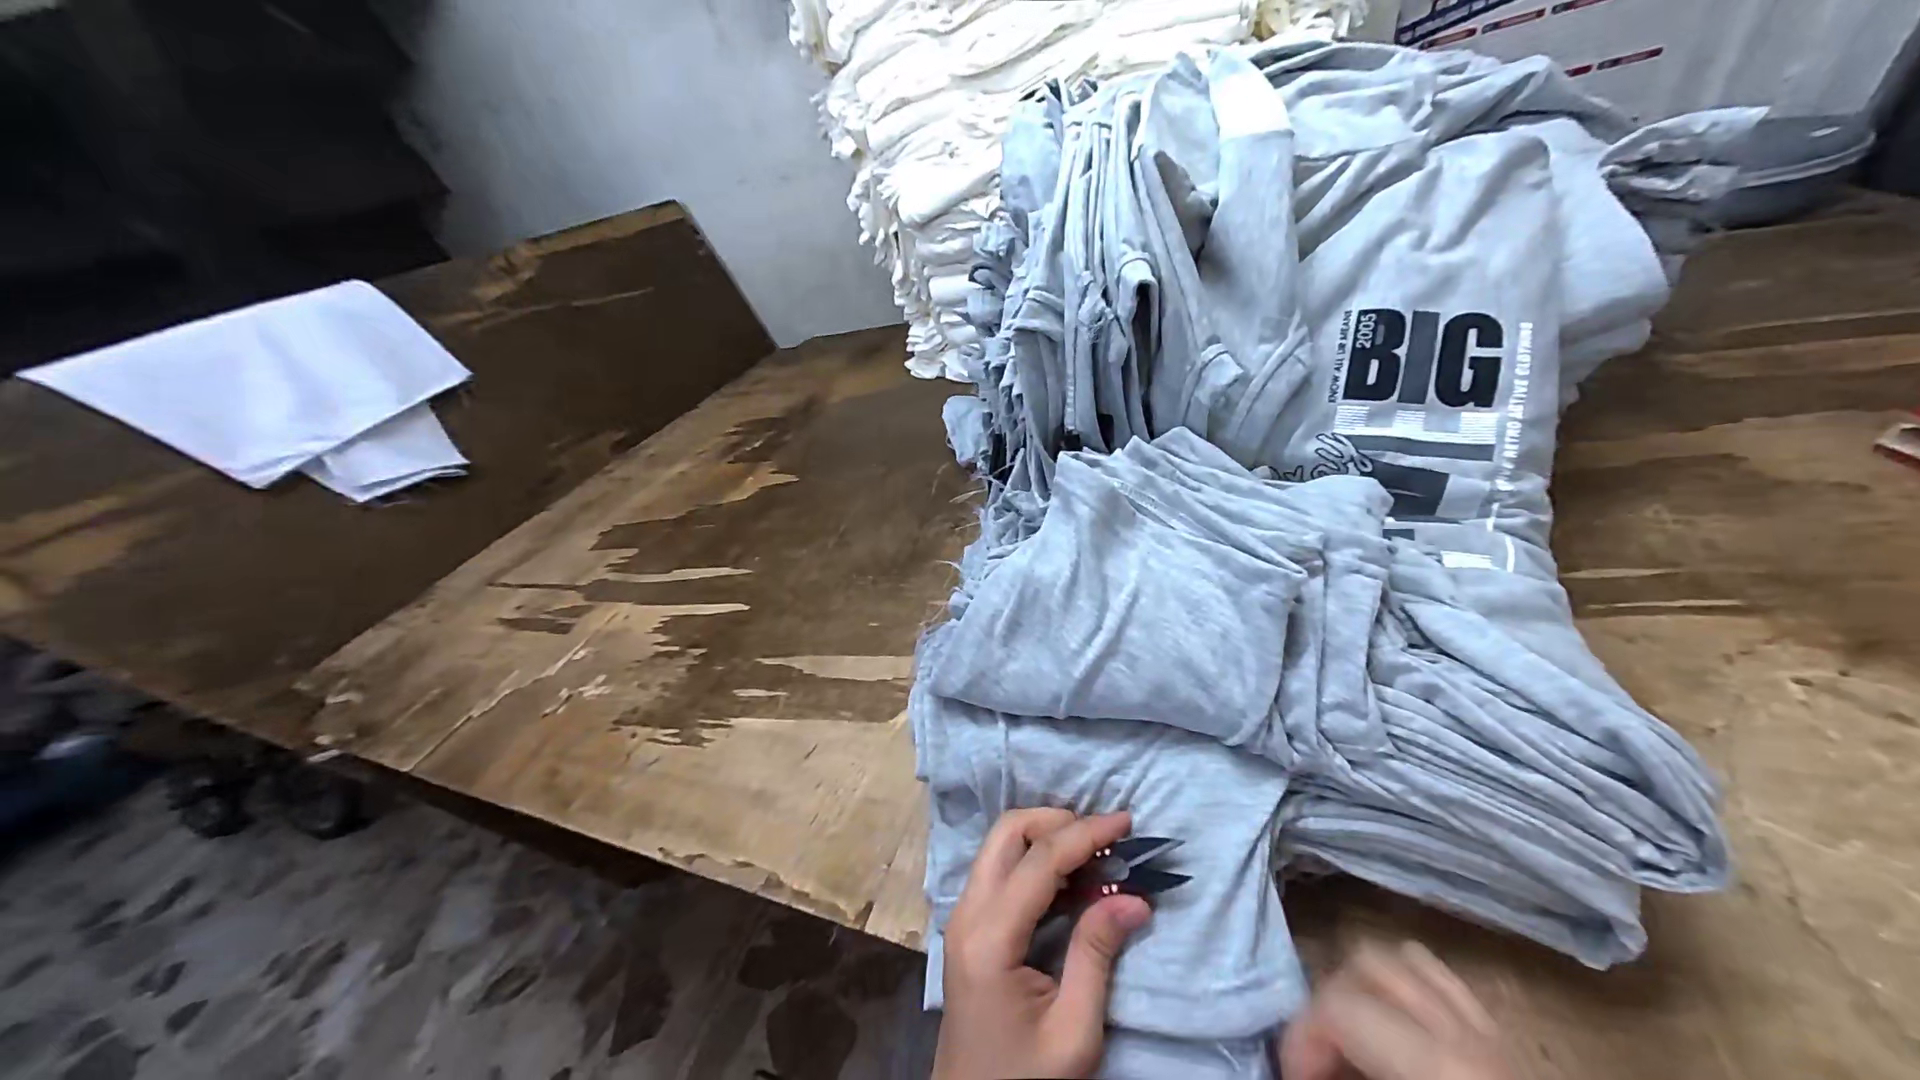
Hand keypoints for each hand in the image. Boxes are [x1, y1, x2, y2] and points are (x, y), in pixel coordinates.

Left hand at [933, 809, 1151, 1079]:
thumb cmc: (1024, 1077)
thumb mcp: (1073, 1030)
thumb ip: (1097, 955)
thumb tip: (1135, 897)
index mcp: (989, 937)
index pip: (1039, 860)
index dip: (1085, 834)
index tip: (1125, 822)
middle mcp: (968, 912)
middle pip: (1007, 832)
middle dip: (1058, 821)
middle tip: (1106, 835)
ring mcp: (963, 915)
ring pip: (1001, 844)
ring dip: (1047, 836)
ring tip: (1097, 853)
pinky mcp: (970, 923)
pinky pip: (1000, 868)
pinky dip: (1036, 857)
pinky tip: (1072, 878)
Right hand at [1281, 941, 1517, 1079]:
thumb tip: (1304, 1074)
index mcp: (1439, 1065)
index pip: (1340, 1006)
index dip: (1301, 1038)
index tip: (1294, 1078)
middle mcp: (1467, 1034)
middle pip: (1369, 964)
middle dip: (1329, 1003)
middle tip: (1321, 1061)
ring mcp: (1498, 1037)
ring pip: (1410, 961)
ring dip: (1367, 988)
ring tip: (1356, 1041)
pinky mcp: (1516, 1052)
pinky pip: (1450, 988)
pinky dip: (1411, 994)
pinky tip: (1402, 1039)